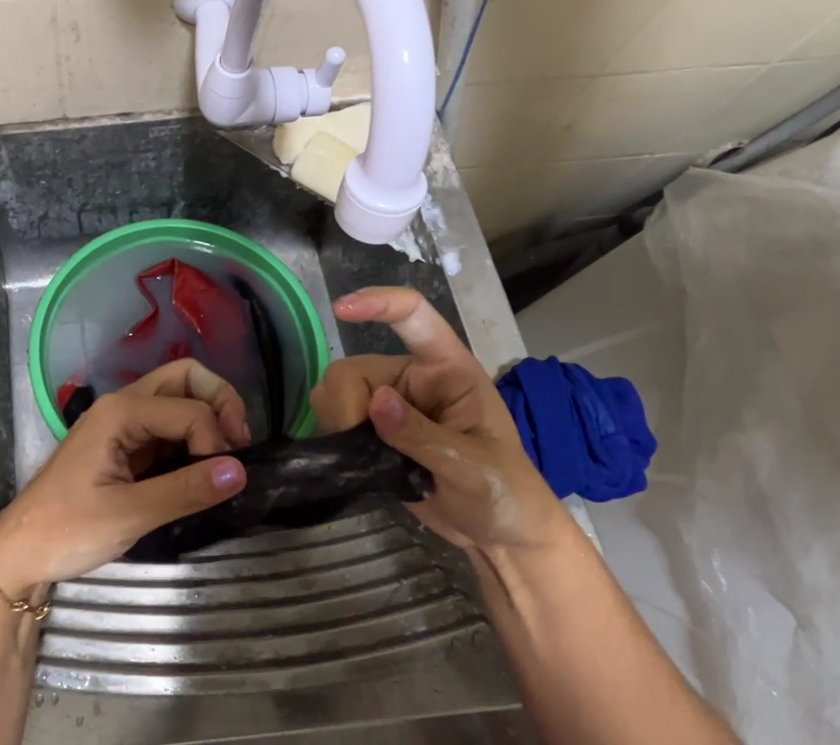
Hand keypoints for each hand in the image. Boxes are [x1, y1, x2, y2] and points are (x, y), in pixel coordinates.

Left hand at [0, 359, 251, 594]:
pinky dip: (194, 439)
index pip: (189, 409)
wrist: (21, 551)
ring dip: (209, 419)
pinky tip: (205, 468)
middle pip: (185, 379)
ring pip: (179, 399)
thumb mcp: (128, 514)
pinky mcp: (126, 448)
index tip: (222, 480)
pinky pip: (169, 428)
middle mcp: (123, 406)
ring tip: (228, 459)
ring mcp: (124, 425)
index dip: (214, 440)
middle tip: (240, 446)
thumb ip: (185, 490)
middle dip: (220, 402)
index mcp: (120, 412)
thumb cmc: (66, 529)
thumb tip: (240, 472)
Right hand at [310, 287, 568, 553]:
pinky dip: (336, 440)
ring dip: (339, 426)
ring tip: (368, 461)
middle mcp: (413, 378)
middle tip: (360, 447)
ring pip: (335, 393)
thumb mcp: (474, 468)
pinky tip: (358, 465)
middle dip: (346, 407)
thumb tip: (376, 402)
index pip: (414, 315)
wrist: (501, 536)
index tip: (341, 310)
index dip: (379, 302)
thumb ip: (423, 435)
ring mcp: (389, 404)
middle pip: (354, 369)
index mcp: (448, 368)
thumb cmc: (505, 493)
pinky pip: (334, 420)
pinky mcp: (373, 431)